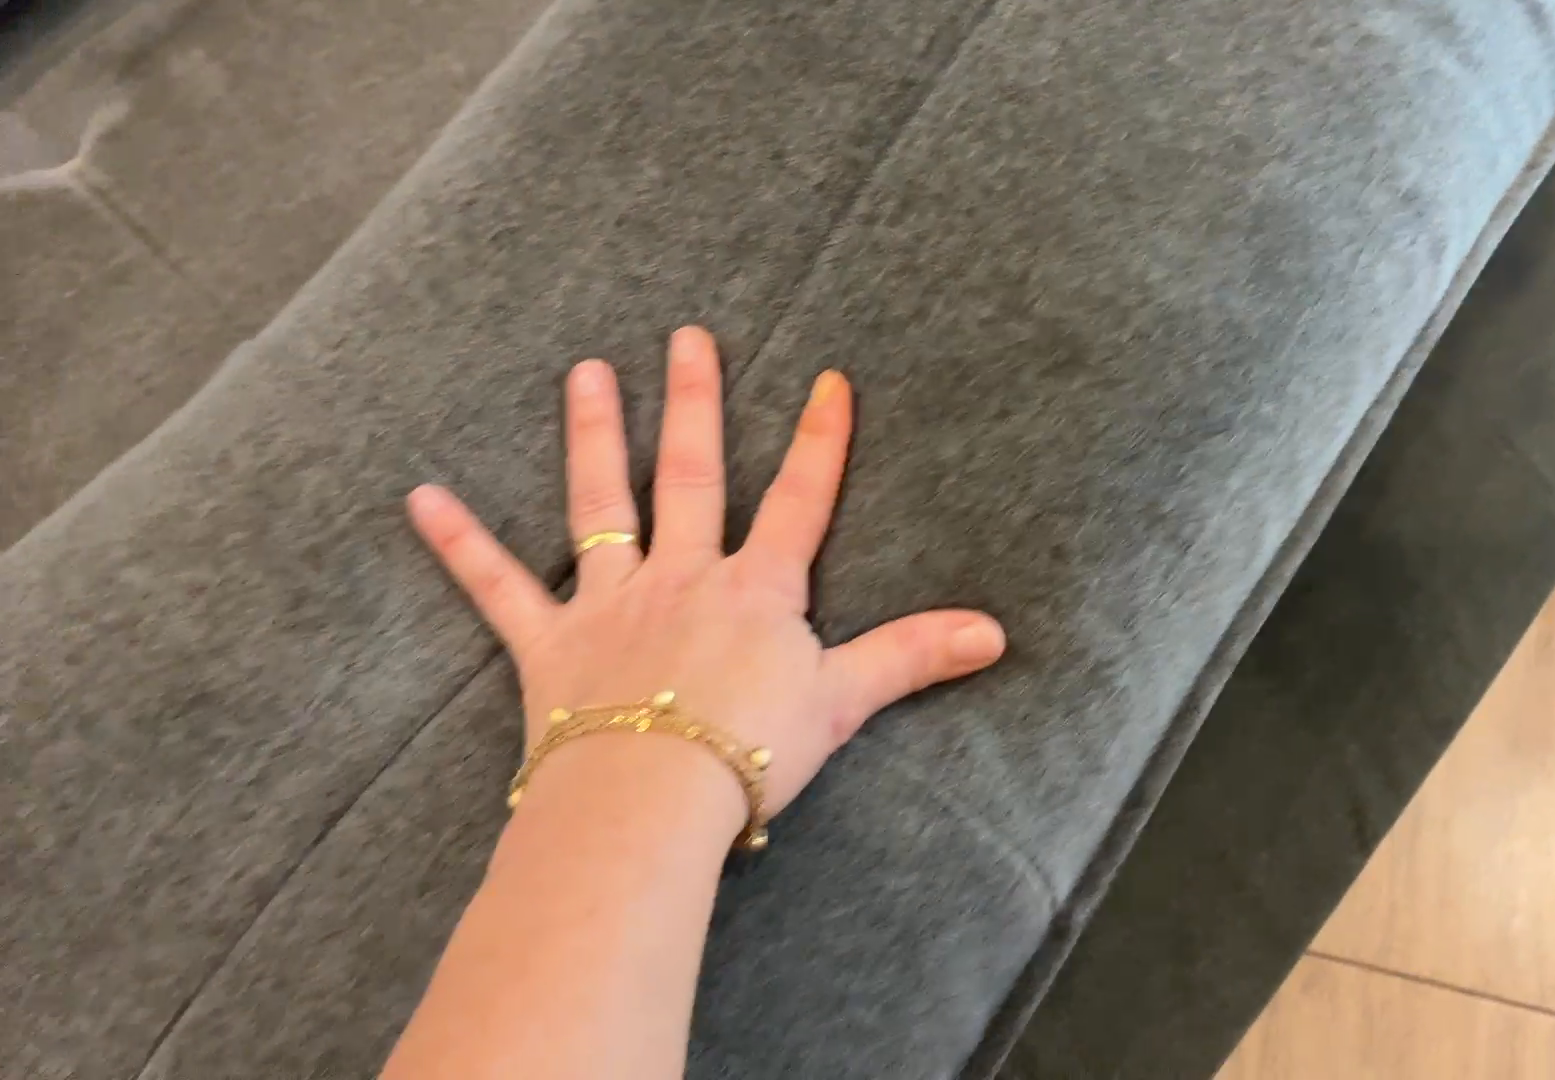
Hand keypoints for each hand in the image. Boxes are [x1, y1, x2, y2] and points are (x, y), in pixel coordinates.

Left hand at [406, 327, 1004, 826]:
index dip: (820, 440)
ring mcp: (611, 604)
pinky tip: (420, 497)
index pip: (800, 499)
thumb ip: (915, 657)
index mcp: (755, 589)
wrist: (651, 805)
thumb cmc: (752, 751)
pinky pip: (498, 587)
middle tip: (687, 335)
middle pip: (692, 475)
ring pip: (601, 505)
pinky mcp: (547, 645)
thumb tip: (997, 636)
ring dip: (593, 435)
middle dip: (695, 402)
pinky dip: (462, 544)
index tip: (829, 380)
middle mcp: (683, 577)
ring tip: (584, 372)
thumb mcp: (845, 700)